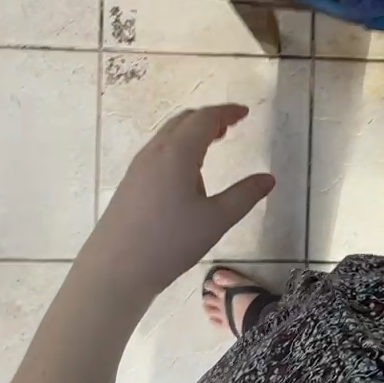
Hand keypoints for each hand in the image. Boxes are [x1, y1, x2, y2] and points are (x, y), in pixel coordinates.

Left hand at [78, 104, 274, 304]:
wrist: (115, 270)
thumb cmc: (169, 242)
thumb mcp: (216, 220)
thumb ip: (244, 196)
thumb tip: (268, 179)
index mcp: (178, 153)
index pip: (205, 119)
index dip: (227, 112)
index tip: (244, 113)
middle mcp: (155, 152)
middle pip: (184, 121)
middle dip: (209, 118)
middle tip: (231, 126)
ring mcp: (139, 167)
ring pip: (169, 136)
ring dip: (192, 133)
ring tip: (213, 144)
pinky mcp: (130, 184)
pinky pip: (159, 152)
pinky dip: (179, 148)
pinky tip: (188, 173)